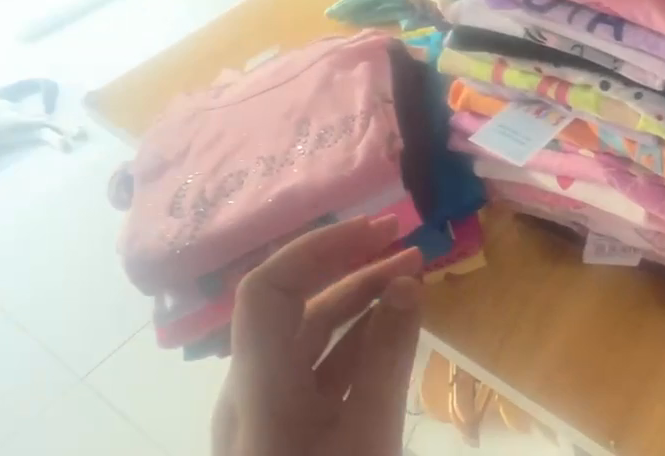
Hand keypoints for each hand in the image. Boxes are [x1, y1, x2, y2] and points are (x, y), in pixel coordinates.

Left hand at [212, 215, 423, 455]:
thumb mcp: (368, 435)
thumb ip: (386, 354)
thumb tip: (407, 279)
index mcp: (258, 390)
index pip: (268, 291)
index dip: (318, 248)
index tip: (379, 229)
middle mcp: (250, 393)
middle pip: (294, 308)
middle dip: (353, 267)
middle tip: (410, 244)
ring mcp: (264, 416)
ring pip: (309, 337)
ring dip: (361, 300)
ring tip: (414, 278)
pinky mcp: (282, 434)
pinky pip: (317, 369)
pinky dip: (357, 338)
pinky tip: (396, 329)